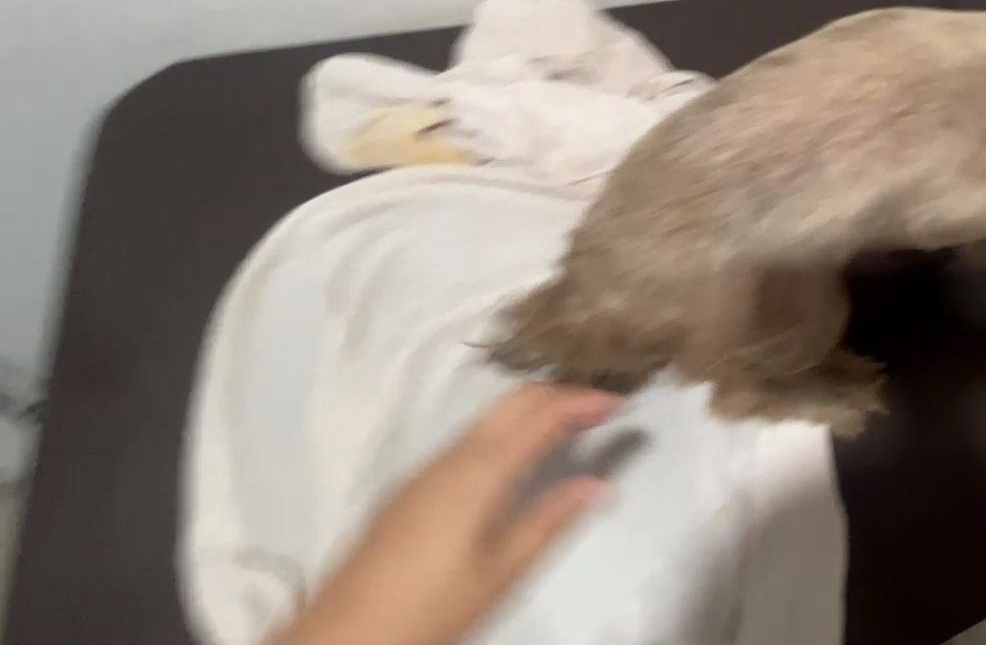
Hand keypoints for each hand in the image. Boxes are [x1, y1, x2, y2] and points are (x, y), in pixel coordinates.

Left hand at [272, 384, 621, 644]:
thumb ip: (552, 520)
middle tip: (602, 409)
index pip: (544, 412)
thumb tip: (602, 484)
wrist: (333, 644)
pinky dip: (509, 430)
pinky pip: (472, 438)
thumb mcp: (501, 572)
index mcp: (482, 470)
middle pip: (516, 399)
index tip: (623, 404)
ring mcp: (427, 469)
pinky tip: (520, 458)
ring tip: (572, 427)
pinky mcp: (411, 488)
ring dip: (536, 410)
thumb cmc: (427, 611)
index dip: (586, 400)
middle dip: (563, 394)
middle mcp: (454, 456)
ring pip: (492, 416)